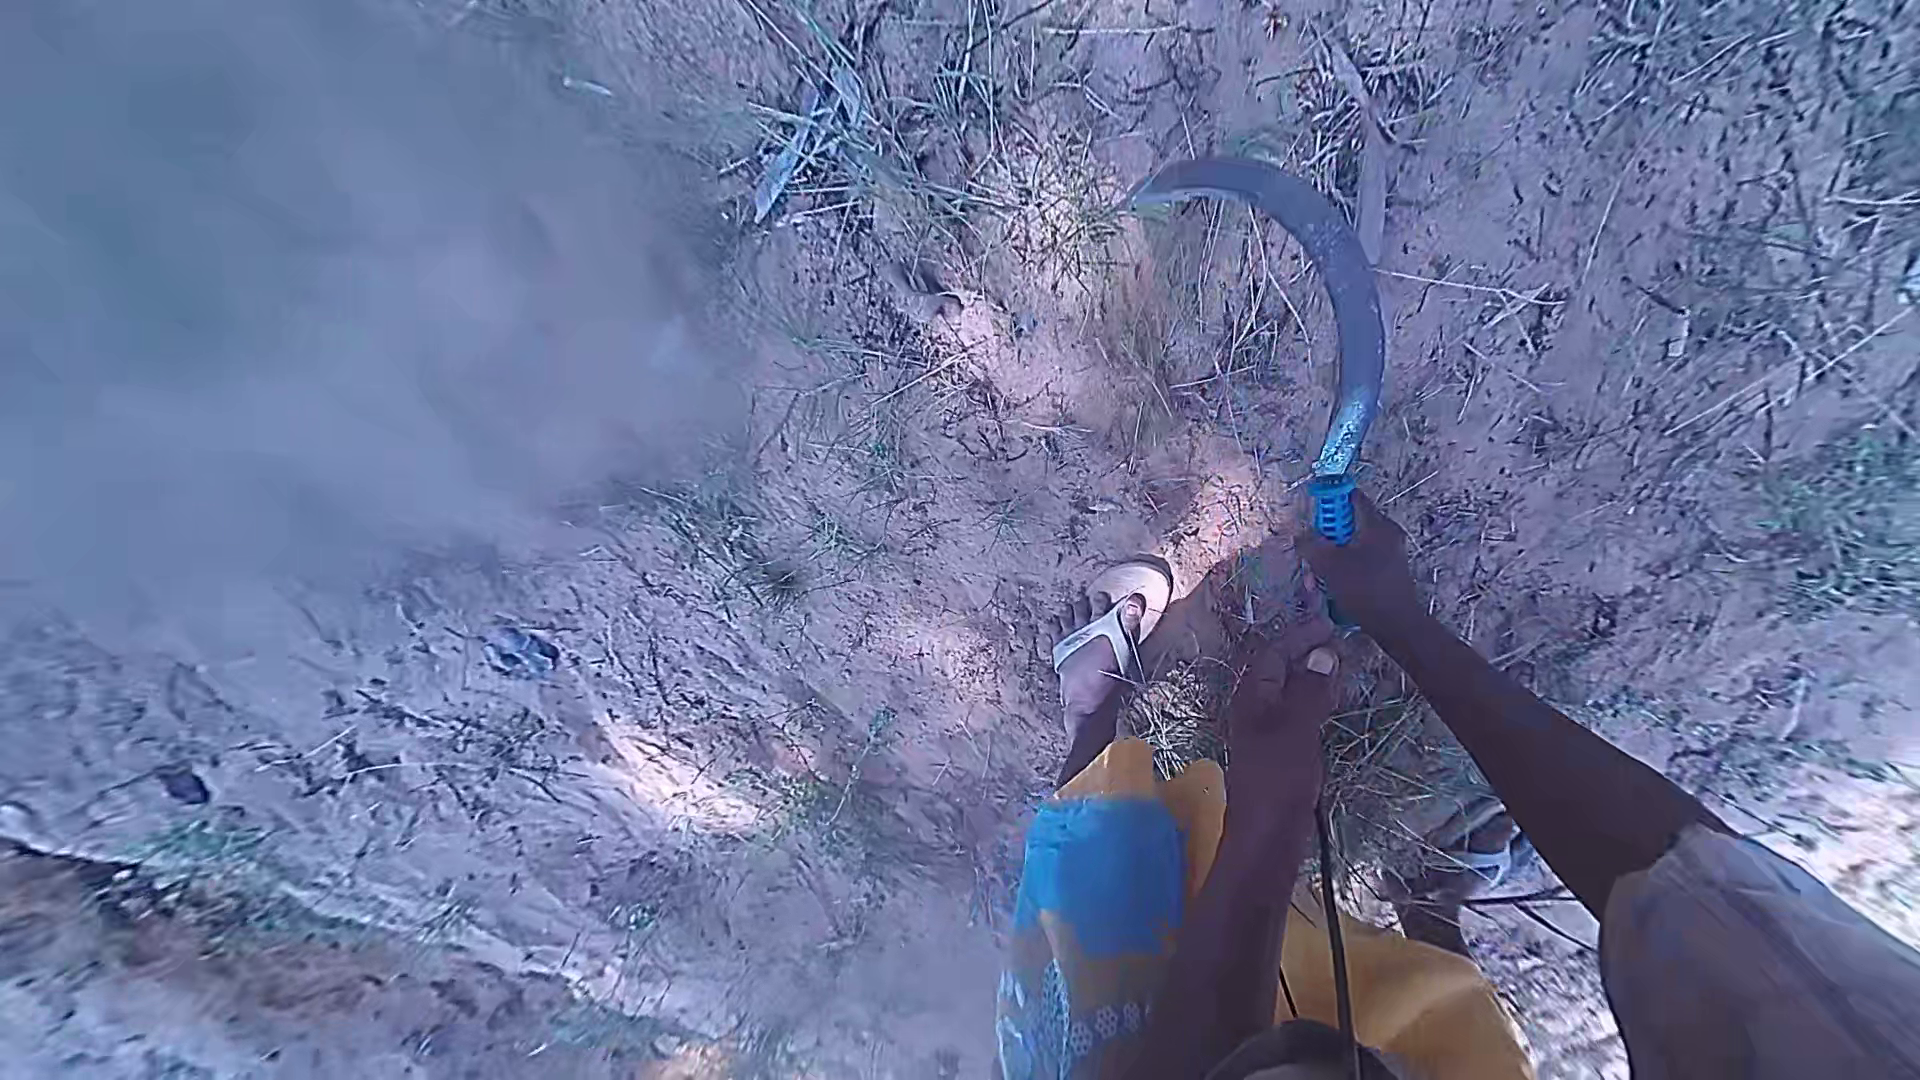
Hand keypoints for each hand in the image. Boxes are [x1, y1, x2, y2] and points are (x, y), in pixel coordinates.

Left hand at [1224, 620, 1338, 817]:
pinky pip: (1297, 711)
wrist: (1267, 836)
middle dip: (1304, 650)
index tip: (1328, 621)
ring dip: (1310, 673)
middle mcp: (1254, 708)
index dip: (1298, 635)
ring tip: (1340, 662)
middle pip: (1277, 668)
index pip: (1272, 654)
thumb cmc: (1277, 779)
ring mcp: (1266, 729)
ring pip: (1288, 689)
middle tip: (1338, 637)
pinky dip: (1314, 698)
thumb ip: (1308, 692)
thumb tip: (1323, 653)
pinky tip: (1331, 701)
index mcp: (1251, 697)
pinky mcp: (1280, 750)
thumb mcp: (1295, 730)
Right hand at [1294, 489, 1423, 636]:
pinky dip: (1340, 565)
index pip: (1351, 496)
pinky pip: (1356, 556)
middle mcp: (1385, 532)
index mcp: (1376, 525)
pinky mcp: (1384, 567)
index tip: (1312, 514)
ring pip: (1348, 542)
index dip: (1329, 499)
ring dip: (1328, 555)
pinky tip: (1329, 583)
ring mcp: (1387, 550)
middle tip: (1311, 552)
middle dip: (1324, 536)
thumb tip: (1300, 534)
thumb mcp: (1328, 563)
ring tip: (1317, 576)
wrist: (1394, 623)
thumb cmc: (1363, 588)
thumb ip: (1310, 543)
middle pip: (1346, 522)